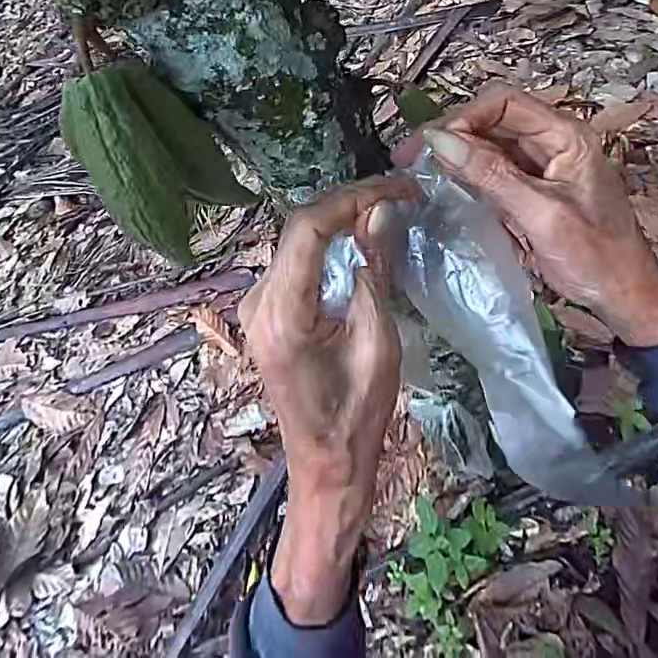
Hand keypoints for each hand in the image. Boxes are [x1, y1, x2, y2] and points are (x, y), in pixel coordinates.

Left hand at [239, 176, 412, 624]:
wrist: (325, 466)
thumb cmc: (358, 415)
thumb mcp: (378, 344)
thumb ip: (374, 273)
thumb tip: (381, 212)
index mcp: (282, 314)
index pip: (310, 227)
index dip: (355, 197)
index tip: (400, 190)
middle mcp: (258, 302)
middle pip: (300, 226)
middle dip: (352, 201)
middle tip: (401, 195)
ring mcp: (257, 306)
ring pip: (298, 237)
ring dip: (342, 217)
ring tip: (389, 208)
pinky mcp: (267, 311)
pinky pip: (298, 258)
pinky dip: (331, 240)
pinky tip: (362, 236)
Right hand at [400, 83, 657, 347]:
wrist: (626, 297)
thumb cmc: (596, 257)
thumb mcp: (541, 214)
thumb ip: (491, 174)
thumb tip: (441, 140)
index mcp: (566, 135)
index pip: (505, 103)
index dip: (465, 116)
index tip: (433, 143)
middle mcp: (552, 142)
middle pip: (492, 120)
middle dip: (452, 134)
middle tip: (411, 157)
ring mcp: (541, 165)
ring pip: (488, 145)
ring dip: (456, 155)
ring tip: (419, 171)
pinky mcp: (531, 188)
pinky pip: (492, 171)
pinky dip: (467, 176)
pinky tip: (444, 186)